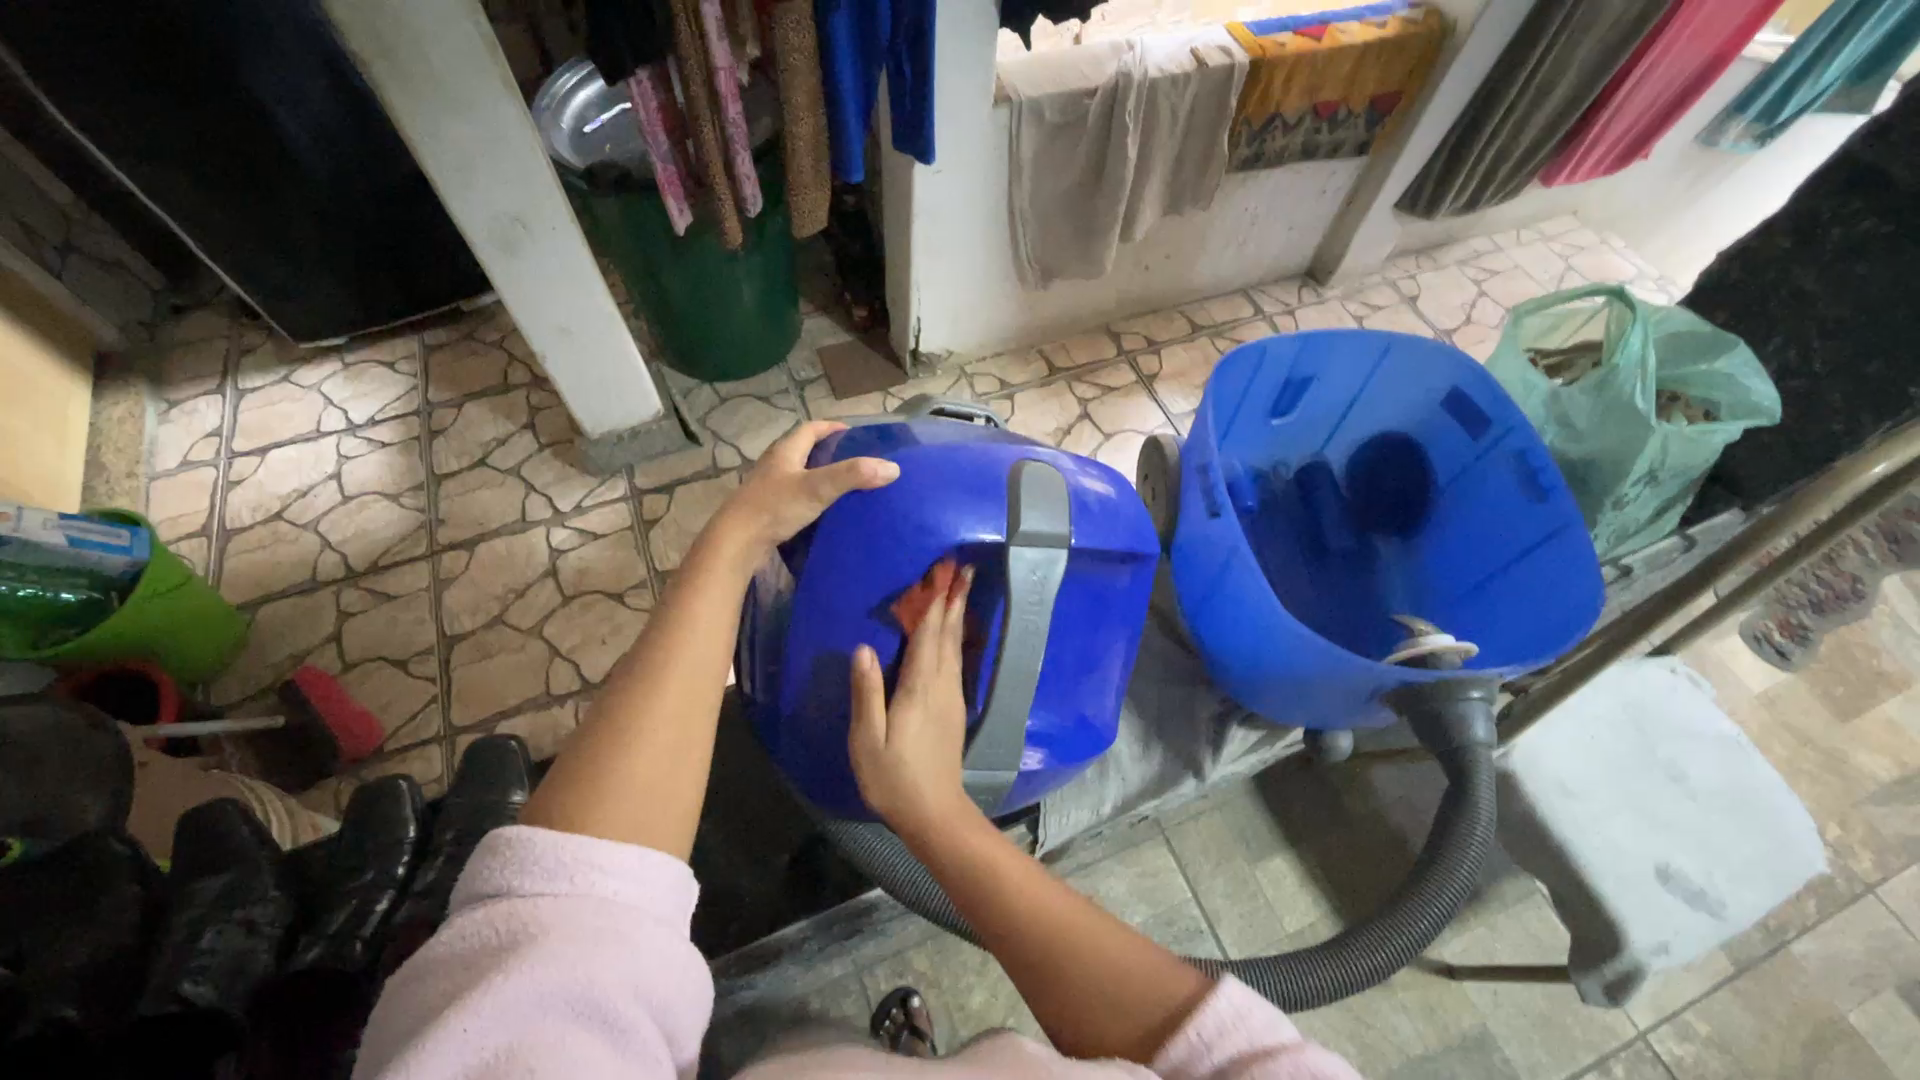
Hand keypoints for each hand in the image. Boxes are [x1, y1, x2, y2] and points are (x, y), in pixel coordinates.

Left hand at [707, 420, 898, 561]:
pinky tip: (823, 512)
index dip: (833, 427)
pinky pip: (793, 497)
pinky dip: (811, 498)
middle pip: (804, 450)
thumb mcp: (818, 488)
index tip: (854, 434)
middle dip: (829, 452)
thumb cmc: (774, 507)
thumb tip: (892, 468)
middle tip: (855, 462)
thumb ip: (853, 475)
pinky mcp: (767, 510)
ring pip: (798, 474)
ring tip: (844, 487)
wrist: (736, 542)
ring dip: (819, 476)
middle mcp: (775, 464)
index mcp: (785, 450)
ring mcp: (768, 488)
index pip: (811, 429)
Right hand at [849, 560, 978, 840]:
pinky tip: (954, 635)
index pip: (927, 636)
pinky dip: (954, 639)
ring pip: (955, 647)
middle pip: (948, 635)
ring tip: (961, 590)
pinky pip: (956, 662)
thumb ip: (867, 692)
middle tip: (963, 570)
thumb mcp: (867, 739)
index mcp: (918, 689)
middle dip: (954, 601)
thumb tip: (862, 648)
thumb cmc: (893, 778)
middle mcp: (942, 686)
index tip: (942, 575)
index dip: (933, 603)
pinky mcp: (956, 709)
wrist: (934, 812)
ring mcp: (953, 697)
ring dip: (957, 616)